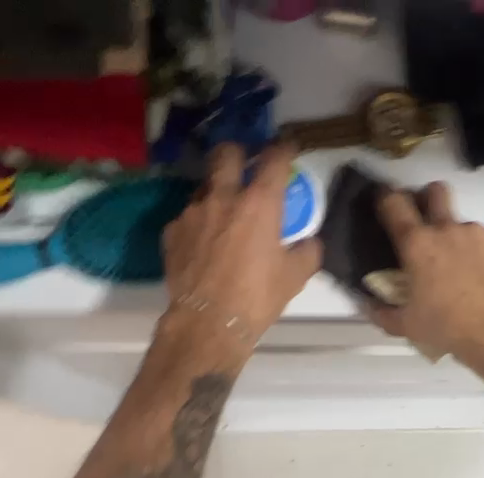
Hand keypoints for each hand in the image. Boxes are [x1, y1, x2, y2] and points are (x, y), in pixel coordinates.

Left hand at [161, 142, 322, 347]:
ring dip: (217, 192)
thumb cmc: (258, 298)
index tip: (288, 147)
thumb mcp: (295, 277)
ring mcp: (193, 212)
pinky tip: (205, 244)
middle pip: (227, 153)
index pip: (274, 160)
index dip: (283, 148)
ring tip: (224, 214)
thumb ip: (307, 252)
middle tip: (245, 165)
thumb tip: (310, 242)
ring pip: (205, 186)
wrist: (210, 323)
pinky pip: (189, 218)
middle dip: (238, 152)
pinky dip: (200, 225)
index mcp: (259, 204)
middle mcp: (223, 197)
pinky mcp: (173, 231)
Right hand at [370, 182, 483, 362]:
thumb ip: (382, 312)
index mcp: (417, 244)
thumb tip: (366, 304)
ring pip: (467, 225)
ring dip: (463, 241)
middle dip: (430, 199)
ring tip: (470, 271)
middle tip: (431, 222)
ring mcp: (479, 231)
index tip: (386, 201)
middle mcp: (447, 228)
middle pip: (435, 191)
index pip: (393, 203)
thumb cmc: (447, 328)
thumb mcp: (407, 326)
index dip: (386, 197)